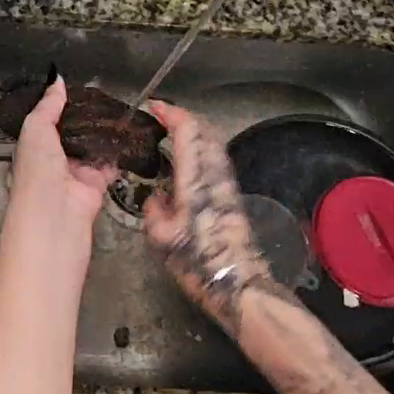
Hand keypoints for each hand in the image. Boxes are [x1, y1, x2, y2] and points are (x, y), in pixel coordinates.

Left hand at [9, 77, 116, 231]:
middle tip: (110, 94)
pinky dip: (120, 153)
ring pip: (93, 147)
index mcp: (34, 144)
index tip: (81, 84)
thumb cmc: (38, 173)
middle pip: (74, 132)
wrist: (54, 220)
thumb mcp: (36, 130)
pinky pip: (110, 165)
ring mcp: (76, 173)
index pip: (49, 119)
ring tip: (124, 108)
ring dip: (106, 132)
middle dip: (88, 116)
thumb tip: (56, 80)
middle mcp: (54, 158)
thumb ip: (47, 105)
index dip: (62, 103)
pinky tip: (132, 135)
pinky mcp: (96, 186)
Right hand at [142, 101, 273, 320]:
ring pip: (213, 143)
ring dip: (194, 132)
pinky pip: (216, 159)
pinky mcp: (232, 196)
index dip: (171, 112)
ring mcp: (227, 184)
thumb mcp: (161, 239)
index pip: (188, 131)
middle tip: (160, 118)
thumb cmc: (199, 263)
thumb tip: (156, 198)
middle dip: (182, 118)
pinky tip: (188, 161)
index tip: (153, 107)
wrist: (240, 287)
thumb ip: (154, 210)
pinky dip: (201, 148)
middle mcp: (214, 175)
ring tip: (171, 134)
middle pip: (205, 130)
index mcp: (195, 179)